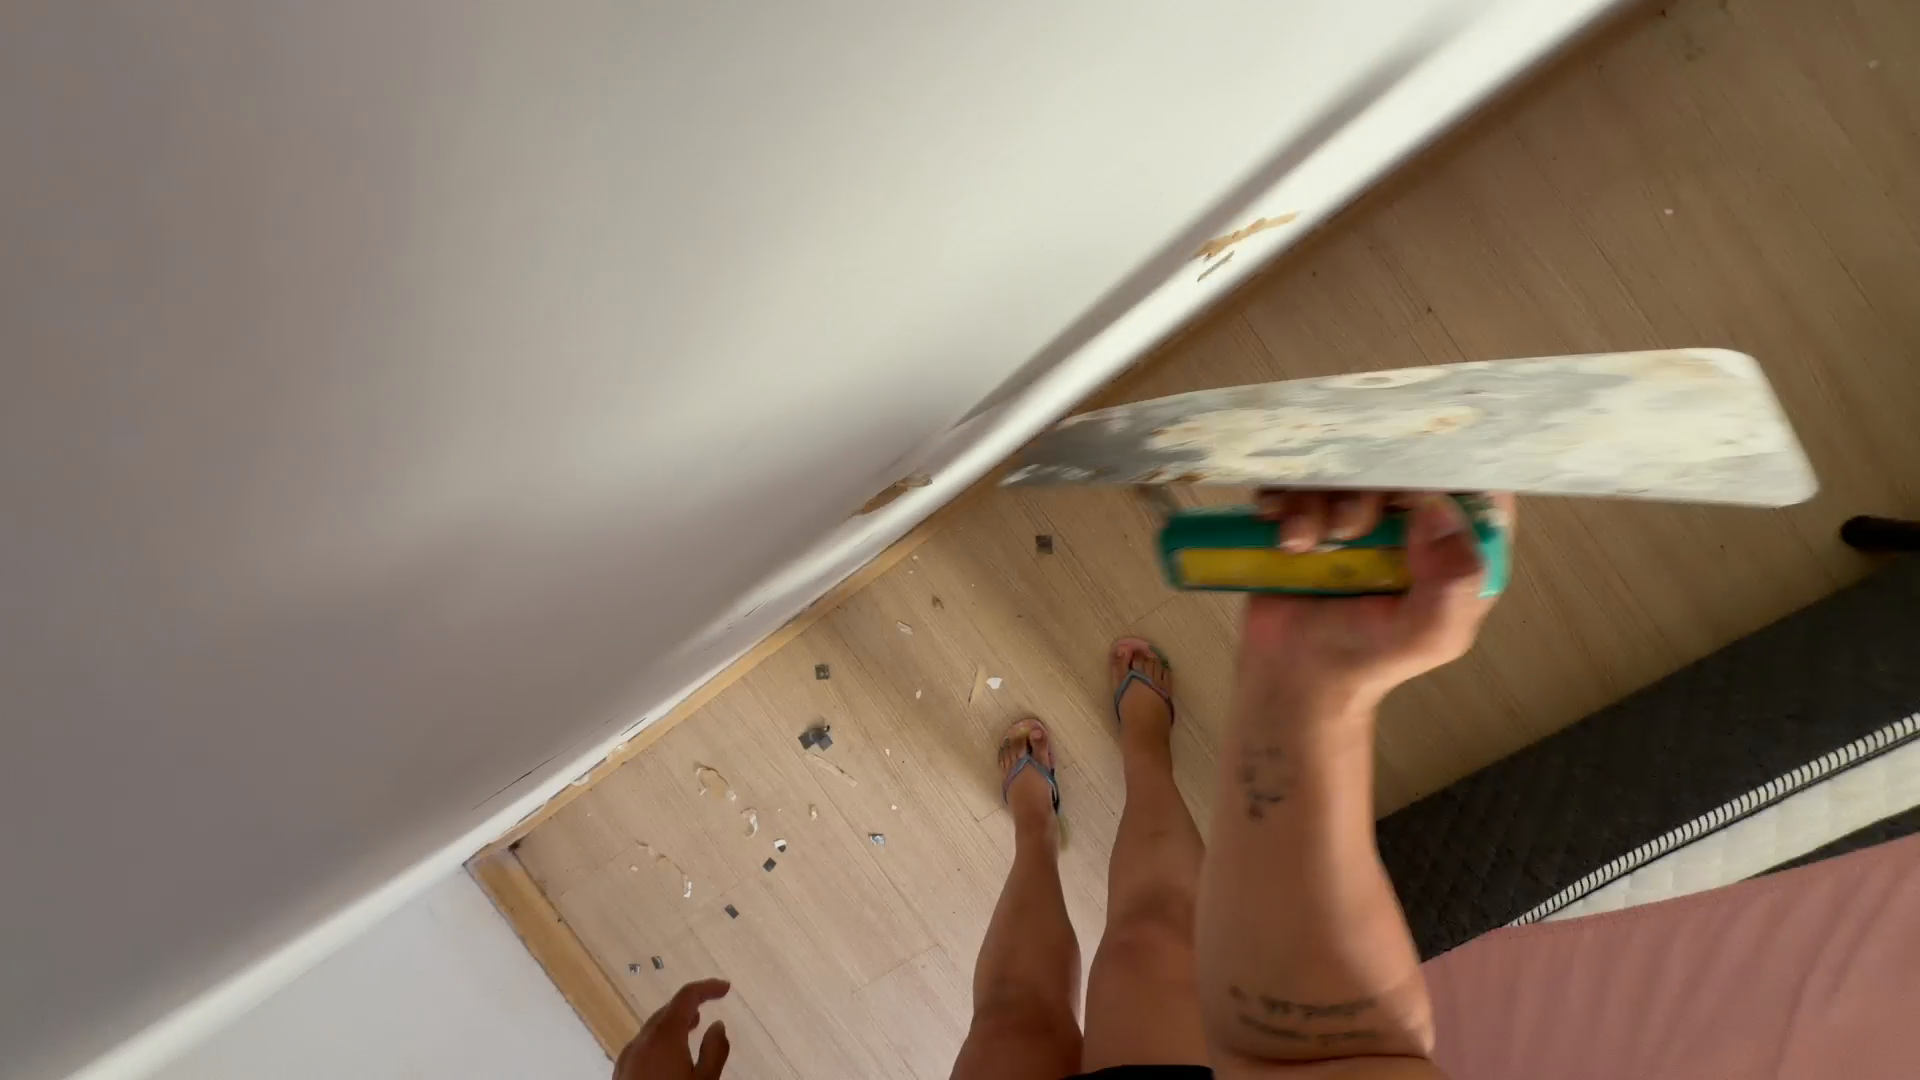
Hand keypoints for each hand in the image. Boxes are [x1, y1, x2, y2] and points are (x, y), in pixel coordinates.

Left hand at [613, 978, 730, 1079]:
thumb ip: (715, 1050)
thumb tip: (717, 1026)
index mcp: (663, 1035)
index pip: (686, 996)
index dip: (708, 987)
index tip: (726, 989)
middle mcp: (640, 1041)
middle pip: (667, 1011)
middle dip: (689, 1005)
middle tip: (710, 1005)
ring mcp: (625, 1060)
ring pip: (652, 1030)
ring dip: (674, 1024)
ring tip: (692, 1028)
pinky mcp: (618, 1077)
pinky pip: (642, 1047)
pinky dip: (660, 1042)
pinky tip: (669, 1057)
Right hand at [1243, 490, 1512, 708]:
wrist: (1293, 674)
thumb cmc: (1368, 658)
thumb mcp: (1430, 633)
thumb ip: (1453, 581)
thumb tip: (1435, 509)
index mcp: (1453, 541)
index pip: (1466, 477)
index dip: (1443, 464)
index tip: (1409, 483)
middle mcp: (1404, 518)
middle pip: (1391, 462)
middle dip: (1363, 490)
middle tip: (1345, 530)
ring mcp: (1348, 514)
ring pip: (1333, 468)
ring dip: (1311, 500)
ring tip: (1298, 543)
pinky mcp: (1300, 516)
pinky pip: (1288, 482)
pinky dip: (1277, 497)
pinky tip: (1274, 525)